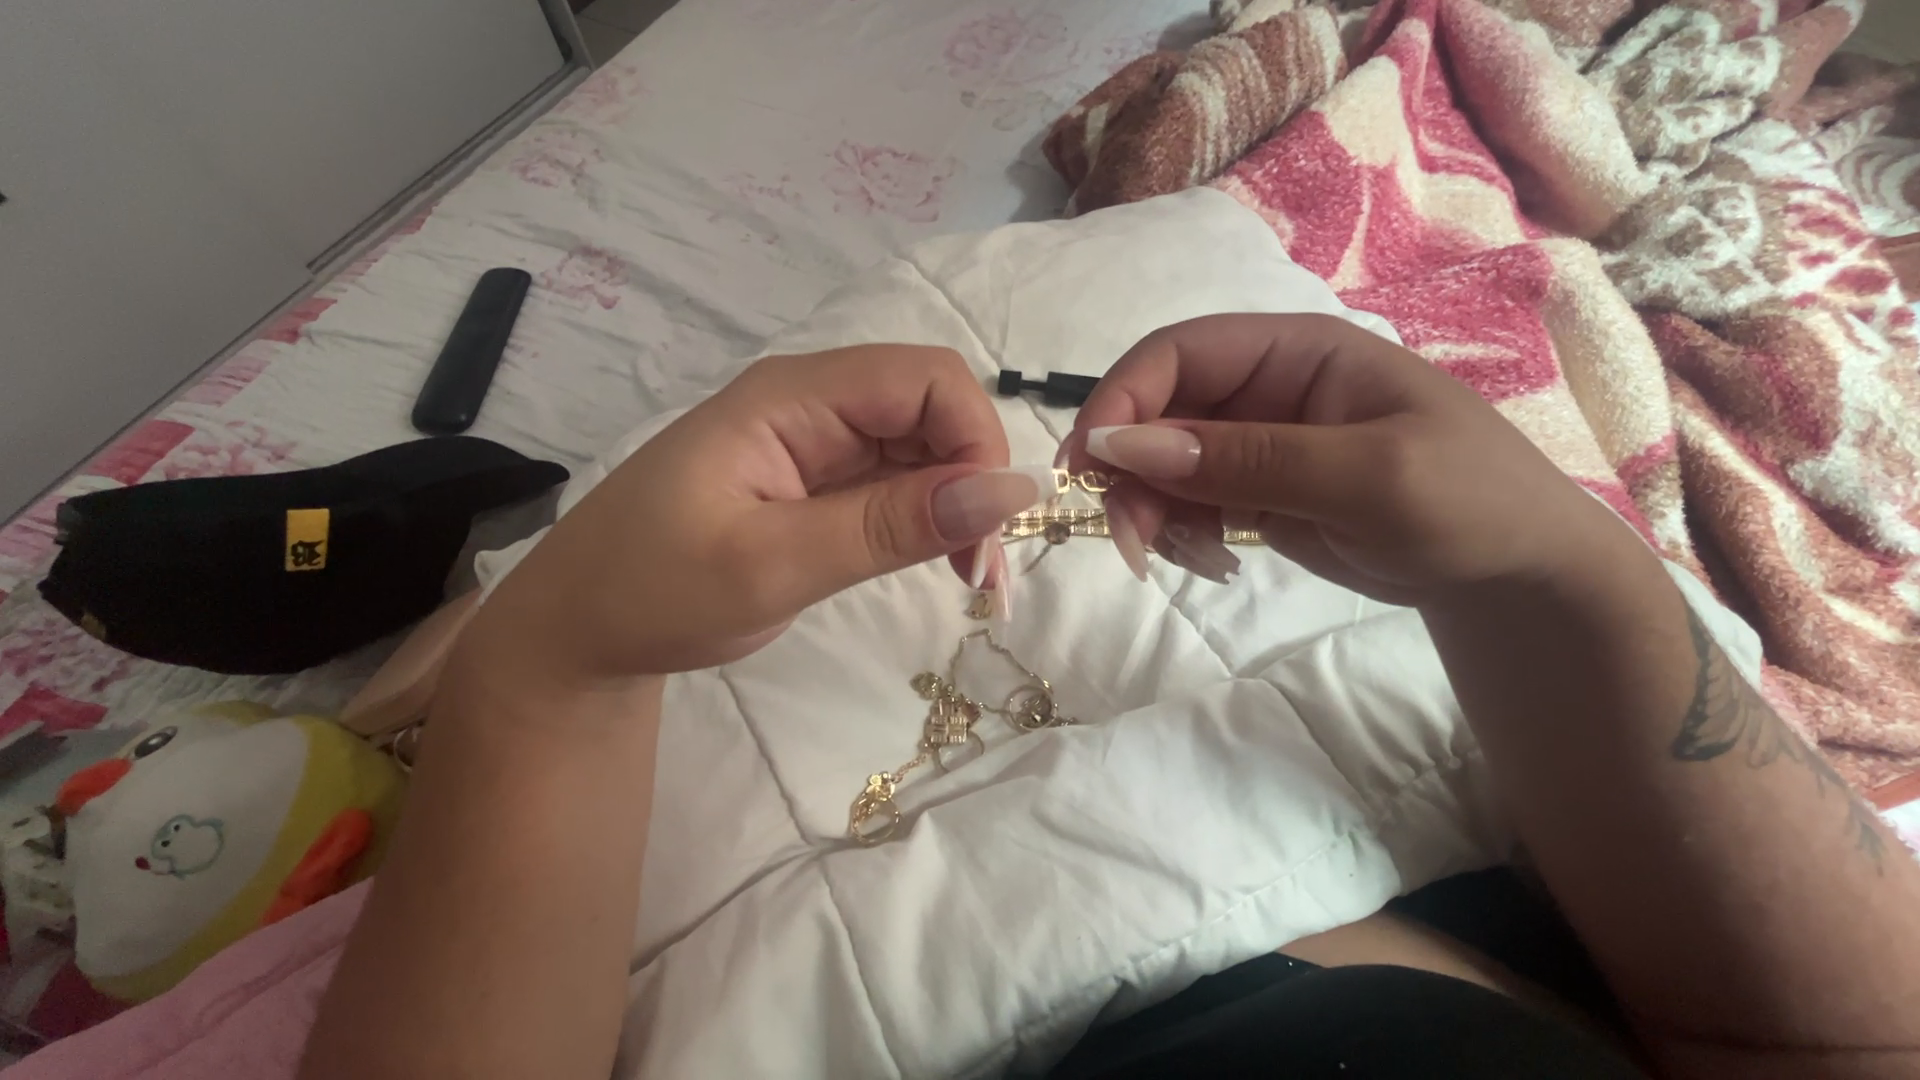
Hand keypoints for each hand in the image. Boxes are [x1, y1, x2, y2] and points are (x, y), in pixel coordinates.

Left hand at [452, 345, 1047, 699]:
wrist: (582, 631)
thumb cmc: (653, 591)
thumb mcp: (772, 564)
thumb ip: (891, 526)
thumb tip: (1010, 491)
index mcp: (791, 397)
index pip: (924, 378)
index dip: (975, 439)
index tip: (985, 527)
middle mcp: (812, 406)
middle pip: (931, 408)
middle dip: (975, 479)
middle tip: (981, 572)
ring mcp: (816, 446)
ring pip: (922, 449)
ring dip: (959, 505)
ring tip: (970, 580)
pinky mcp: (819, 485)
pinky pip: (897, 484)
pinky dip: (930, 521)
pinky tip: (941, 563)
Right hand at [1068, 313, 1627, 605]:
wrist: (1509, 575)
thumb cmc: (1464, 502)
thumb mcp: (1366, 477)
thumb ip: (1244, 459)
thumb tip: (1122, 447)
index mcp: (1292, 351)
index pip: (1176, 354)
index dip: (1120, 399)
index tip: (1088, 467)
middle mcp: (1261, 389)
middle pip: (1156, 411)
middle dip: (1129, 473)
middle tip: (1134, 542)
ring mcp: (1254, 443)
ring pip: (1159, 463)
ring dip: (1148, 510)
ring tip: (1184, 559)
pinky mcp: (1250, 491)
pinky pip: (1183, 503)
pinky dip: (1175, 532)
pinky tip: (1209, 562)